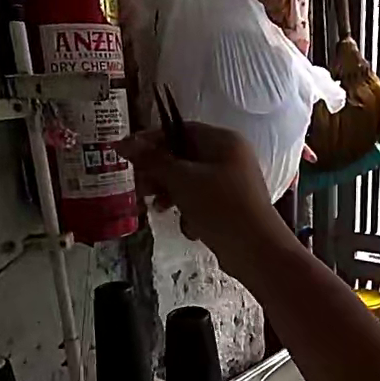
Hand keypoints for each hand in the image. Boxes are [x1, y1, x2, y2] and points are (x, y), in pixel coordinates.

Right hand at [116, 124, 294, 272]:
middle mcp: (230, 157)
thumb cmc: (220, 207)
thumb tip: (123, 142)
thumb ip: (153, 160)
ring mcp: (232, 183)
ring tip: (159, 209)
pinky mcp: (231, 206)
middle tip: (140, 190)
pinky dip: (190, 211)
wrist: (256, 250)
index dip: (151, 141)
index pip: (180, 130)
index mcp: (223, 141)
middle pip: (183, 157)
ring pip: (190, 182)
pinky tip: (188, 227)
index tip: (125, 154)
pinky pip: (201, 201)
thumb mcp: (182, 180)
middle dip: (159, 174)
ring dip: (171, 194)